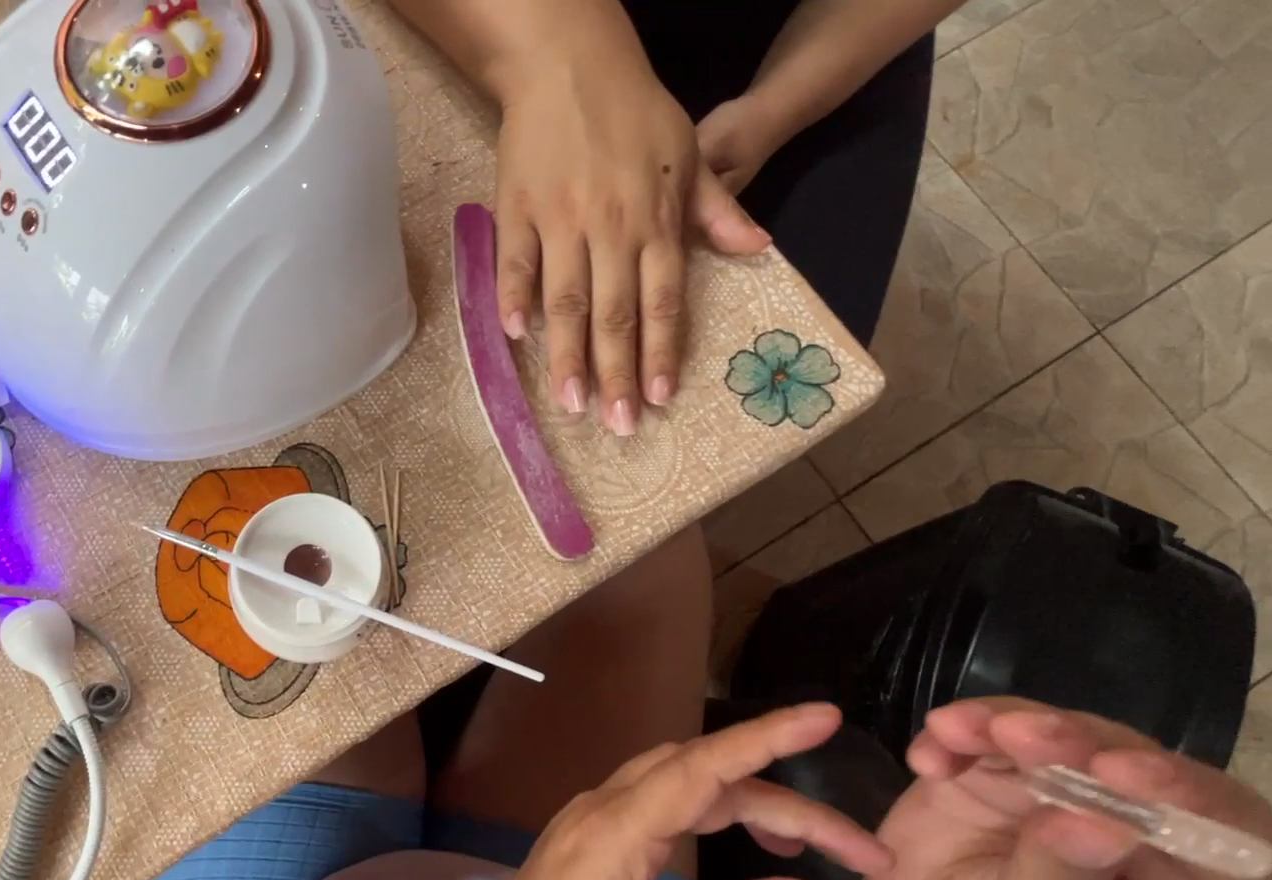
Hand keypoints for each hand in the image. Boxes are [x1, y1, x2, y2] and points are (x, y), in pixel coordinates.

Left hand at [448, 705, 893, 879]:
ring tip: (813, 843)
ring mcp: (588, 818)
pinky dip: (707, 808)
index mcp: (615, 834)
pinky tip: (738, 836)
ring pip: (677, 783)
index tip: (826, 719)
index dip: (766, 737)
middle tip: (859, 846)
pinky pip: (655, 800)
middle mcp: (600, 809)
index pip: (701, 768)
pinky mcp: (586, 835)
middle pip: (699, 774)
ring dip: (745, 799)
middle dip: (780, 794)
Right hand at [492, 42, 771, 434]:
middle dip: (616, 373)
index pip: (662, 298)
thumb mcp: (686, 154)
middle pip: (615, 313)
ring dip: (568, 355)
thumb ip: (716, 208)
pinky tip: (514, 337)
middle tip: (617, 425)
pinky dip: (513, 298)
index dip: (660, 351)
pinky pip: (514, 263)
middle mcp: (610, 226)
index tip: (659, 398)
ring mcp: (559, 220)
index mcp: (653, 218)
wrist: (567, 61)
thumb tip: (758, 250)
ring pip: (566, 299)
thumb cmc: (631, 111)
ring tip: (569, 404)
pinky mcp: (516, 210)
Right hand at [865, 697, 1271, 879]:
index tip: (1120, 771)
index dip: (1186, 792)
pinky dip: (955, 734)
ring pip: (1052, 732)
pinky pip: (982, 733)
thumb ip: (1065, 875)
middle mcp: (1138, 823)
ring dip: (1004, 722)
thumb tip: (1098, 823)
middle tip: (1017, 732)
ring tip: (956, 729)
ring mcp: (1059, 788)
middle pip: (1126, 760)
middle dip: (1073, 740)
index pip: (1225, 827)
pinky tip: (926, 761)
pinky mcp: (995, 769)